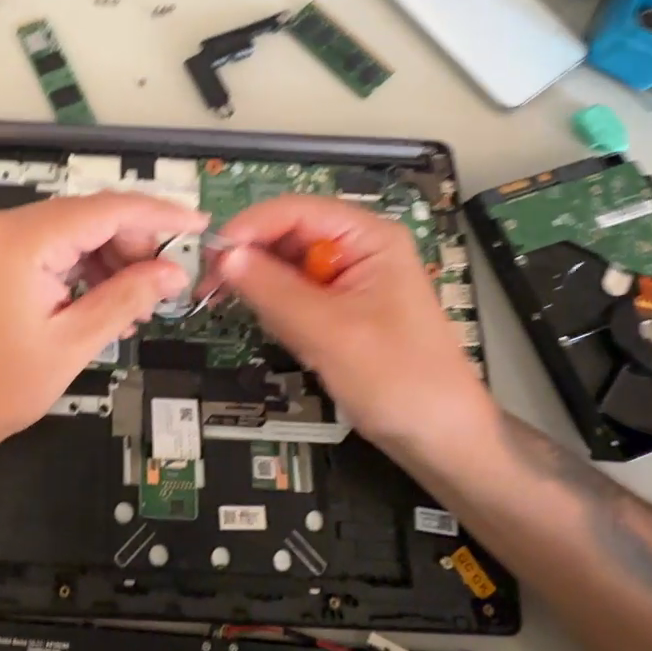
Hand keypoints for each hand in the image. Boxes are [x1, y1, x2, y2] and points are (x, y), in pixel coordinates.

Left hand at [0, 192, 206, 451]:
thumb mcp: (74, 342)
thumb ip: (127, 298)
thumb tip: (173, 272)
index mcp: (25, 240)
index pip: (108, 209)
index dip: (159, 215)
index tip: (198, 224)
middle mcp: (9, 226)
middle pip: (92, 215)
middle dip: (136, 243)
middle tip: (167, 283)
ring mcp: (0, 239)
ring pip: (77, 230)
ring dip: (113, 258)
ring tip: (141, 301)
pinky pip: (56, 246)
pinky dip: (87, 266)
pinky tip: (109, 298)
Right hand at [215, 195, 495, 455]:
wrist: (441, 439)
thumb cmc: (397, 379)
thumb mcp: (328, 332)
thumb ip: (272, 290)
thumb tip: (224, 256)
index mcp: (367, 237)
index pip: (294, 211)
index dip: (249, 227)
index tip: (210, 256)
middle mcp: (356, 247)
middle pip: (285, 234)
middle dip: (251, 260)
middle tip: (211, 290)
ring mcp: (348, 278)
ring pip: (284, 265)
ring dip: (263, 289)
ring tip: (265, 323)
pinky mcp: (339, 307)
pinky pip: (293, 293)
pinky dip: (277, 309)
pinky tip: (284, 333)